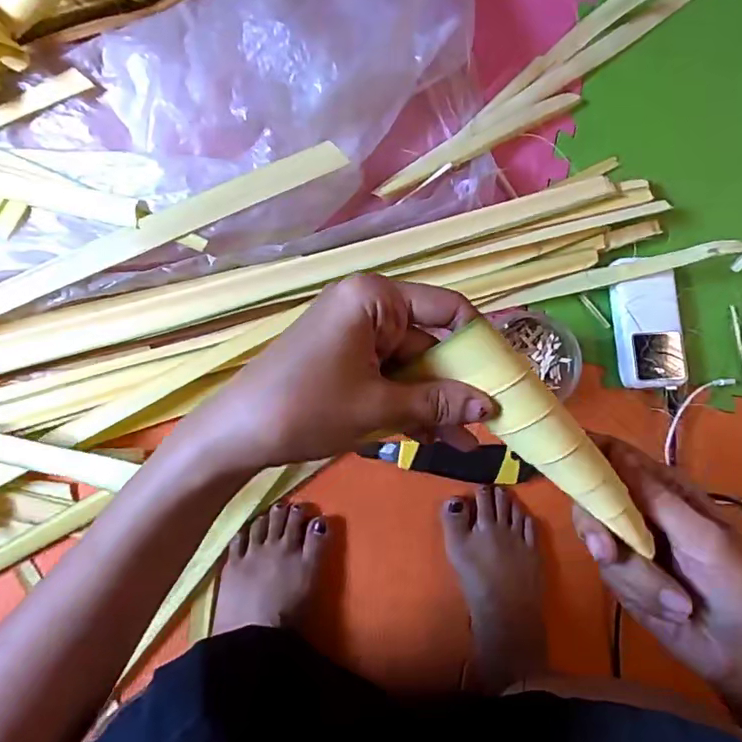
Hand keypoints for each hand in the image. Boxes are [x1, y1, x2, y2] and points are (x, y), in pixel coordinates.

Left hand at [174, 274, 494, 470]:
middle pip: (430, 340)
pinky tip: (435, 439)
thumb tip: (491, 406)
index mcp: (375, 298)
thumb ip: (437, 403)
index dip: (480, 343)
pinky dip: (408, 405)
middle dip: (458, 383)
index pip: (448, 308)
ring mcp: (354, 334)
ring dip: (435, 403)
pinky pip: (388, 377)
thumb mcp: (378, 407)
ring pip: (411, 366)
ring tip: (466, 444)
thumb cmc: (307, 408)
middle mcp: (367, 306)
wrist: (235, 435)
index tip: (506, 377)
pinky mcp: (344, 360)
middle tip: (492, 419)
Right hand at [573, 436, 741, 713]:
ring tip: (678, 602)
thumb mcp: (704, 538)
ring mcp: (630, 545)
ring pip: (598, 542)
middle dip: (598, 528)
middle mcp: (640, 510)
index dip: (587, 451)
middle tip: (608, 552)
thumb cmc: (740, 587)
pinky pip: (609, 576)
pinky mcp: (624, 578)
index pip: (615, 456)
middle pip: (591, 499)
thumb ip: (656, 498)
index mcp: (665, 488)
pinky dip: (639, 595)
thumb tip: (615, 454)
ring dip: (637, 577)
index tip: (567, 462)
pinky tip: (671, 609)